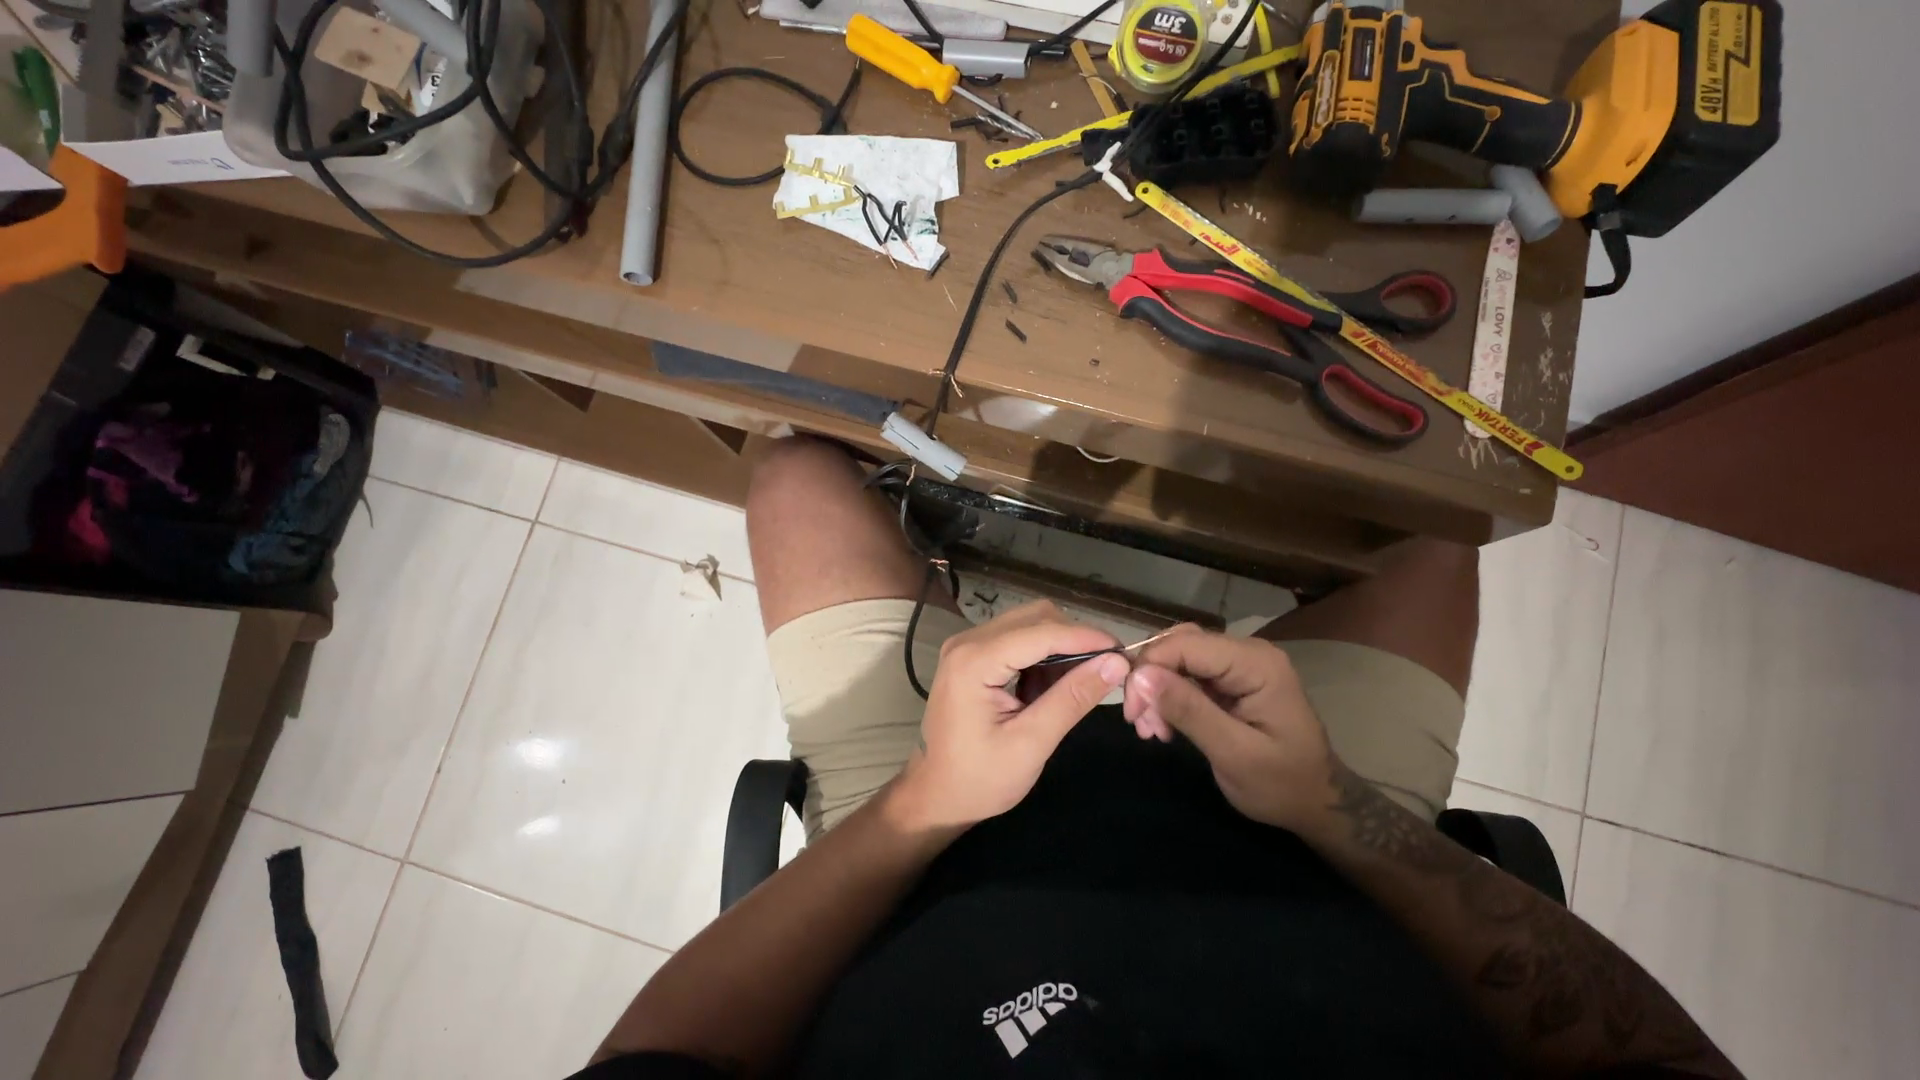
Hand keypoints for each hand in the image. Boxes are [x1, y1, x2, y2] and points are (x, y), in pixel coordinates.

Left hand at [892, 601, 1128, 830]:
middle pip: (1035, 617)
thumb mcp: (1032, 742)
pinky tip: (1050, 688)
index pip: (1042, 632)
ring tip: (1078, 684)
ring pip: (1029, 624)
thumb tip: (1116, 663)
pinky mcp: (971, 655)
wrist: (937, 795)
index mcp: (974, 661)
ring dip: (1059, 647)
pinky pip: (1017, 638)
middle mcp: (967, 642)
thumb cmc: (981, 778)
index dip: (1086, 638)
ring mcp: (966, 646)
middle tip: (1105, 671)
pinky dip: (1042, 655)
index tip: (1125, 652)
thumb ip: (1073, 699)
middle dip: (1074, 639)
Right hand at [1122, 625, 1336, 830]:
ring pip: (1179, 659)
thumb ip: (1189, 711)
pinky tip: (1162, 727)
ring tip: (1150, 731)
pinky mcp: (1231, 682)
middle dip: (1150, 680)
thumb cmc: (1282, 784)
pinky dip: (1169, 698)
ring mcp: (1240, 666)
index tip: (1132, 711)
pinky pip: (1188, 676)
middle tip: (1138, 722)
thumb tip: (1141, 676)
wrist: (1316, 803)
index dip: (1149, 668)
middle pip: (1180, 645)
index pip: (1186, 643)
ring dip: (1156, 691)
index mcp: (1256, 663)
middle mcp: (1248, 653)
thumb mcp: (1234, 753)